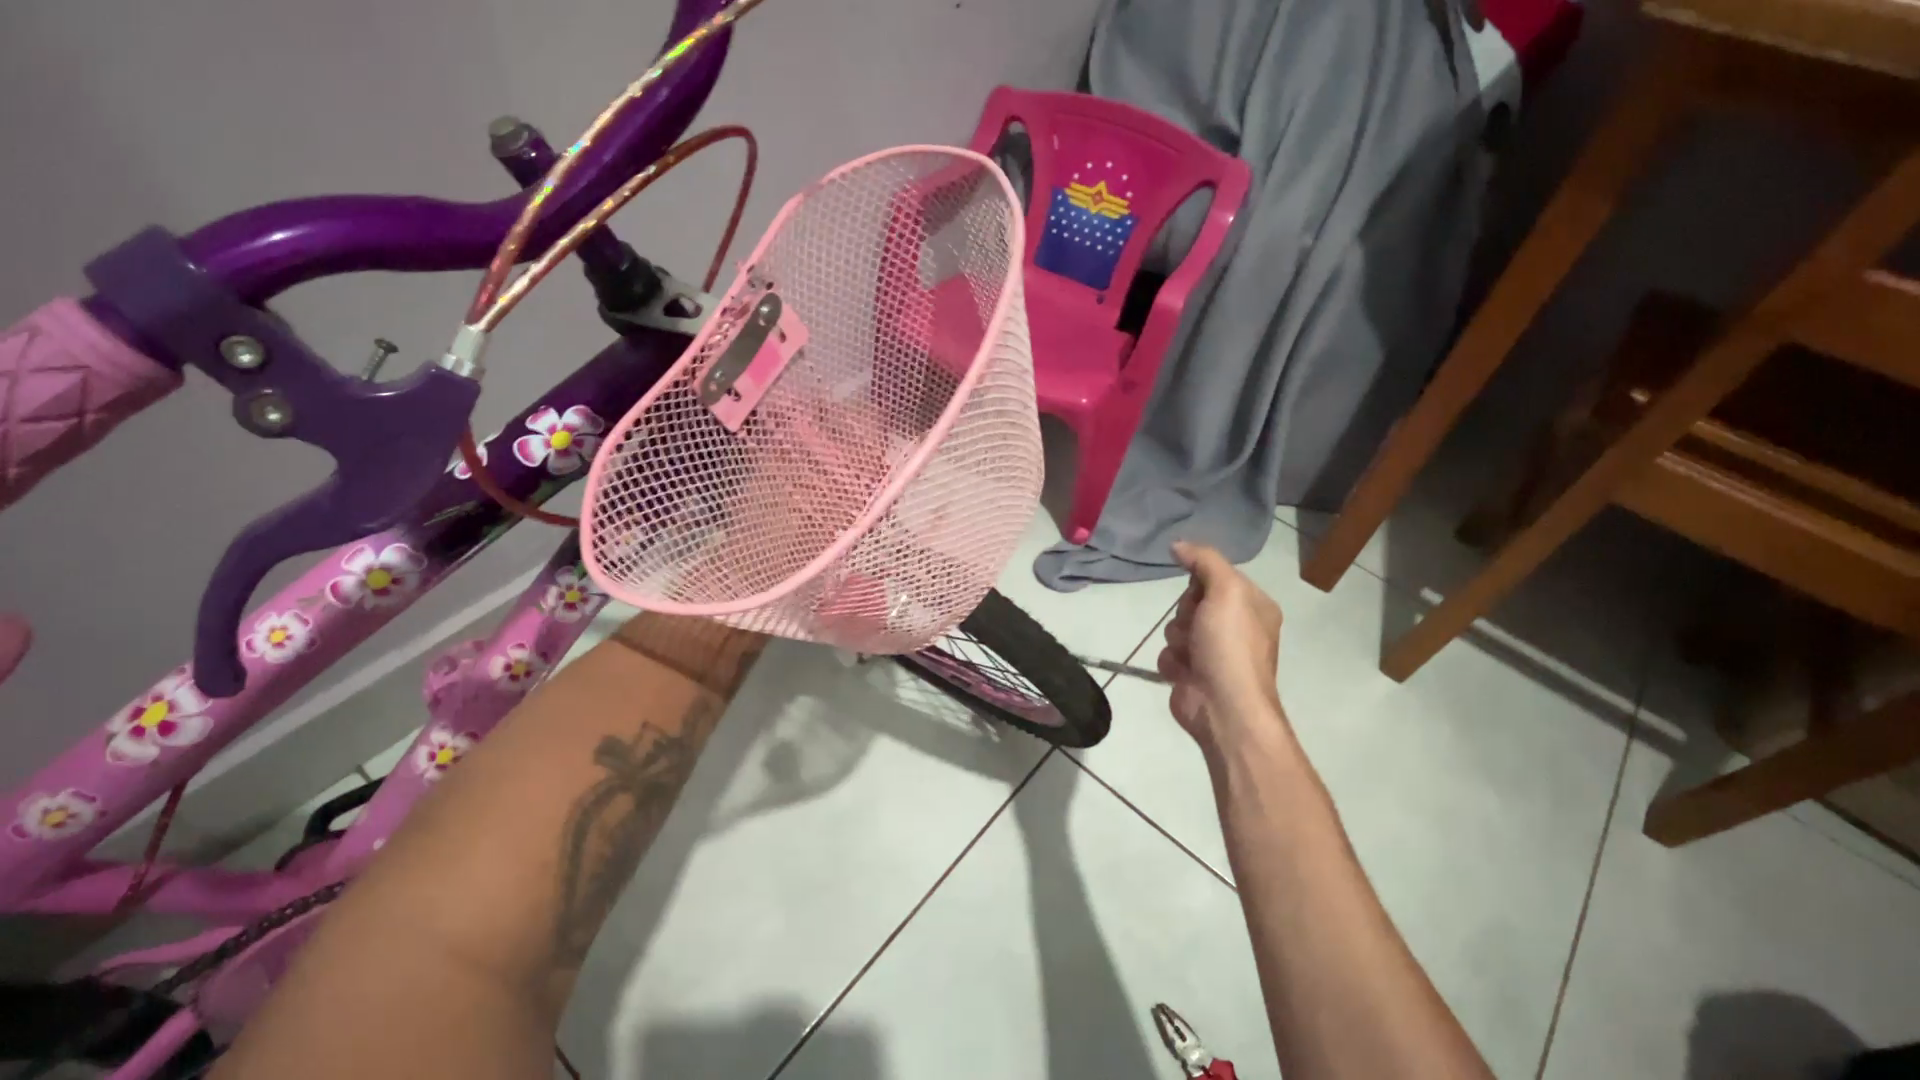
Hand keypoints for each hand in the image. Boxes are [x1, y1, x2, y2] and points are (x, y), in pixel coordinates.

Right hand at [1157, 541, 1284, 749]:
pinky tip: (1184, 673)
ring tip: (1193, 656)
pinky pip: (1169, 653)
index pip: (1215, 576)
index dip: (1201, 585)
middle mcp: (1236, 627)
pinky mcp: (1192, 673)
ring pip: (1176, 627)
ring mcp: (1213, 652)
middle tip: (1198, 628)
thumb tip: (1178, 545)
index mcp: (1253, 605)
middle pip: (1191, 600)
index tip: (1200, 595)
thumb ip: (1204, 561)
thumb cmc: (1231, 647)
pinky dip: (1173, 662)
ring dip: (1178, 639)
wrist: (1223, 707)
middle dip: (1187, 613)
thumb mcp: (1226, 591)